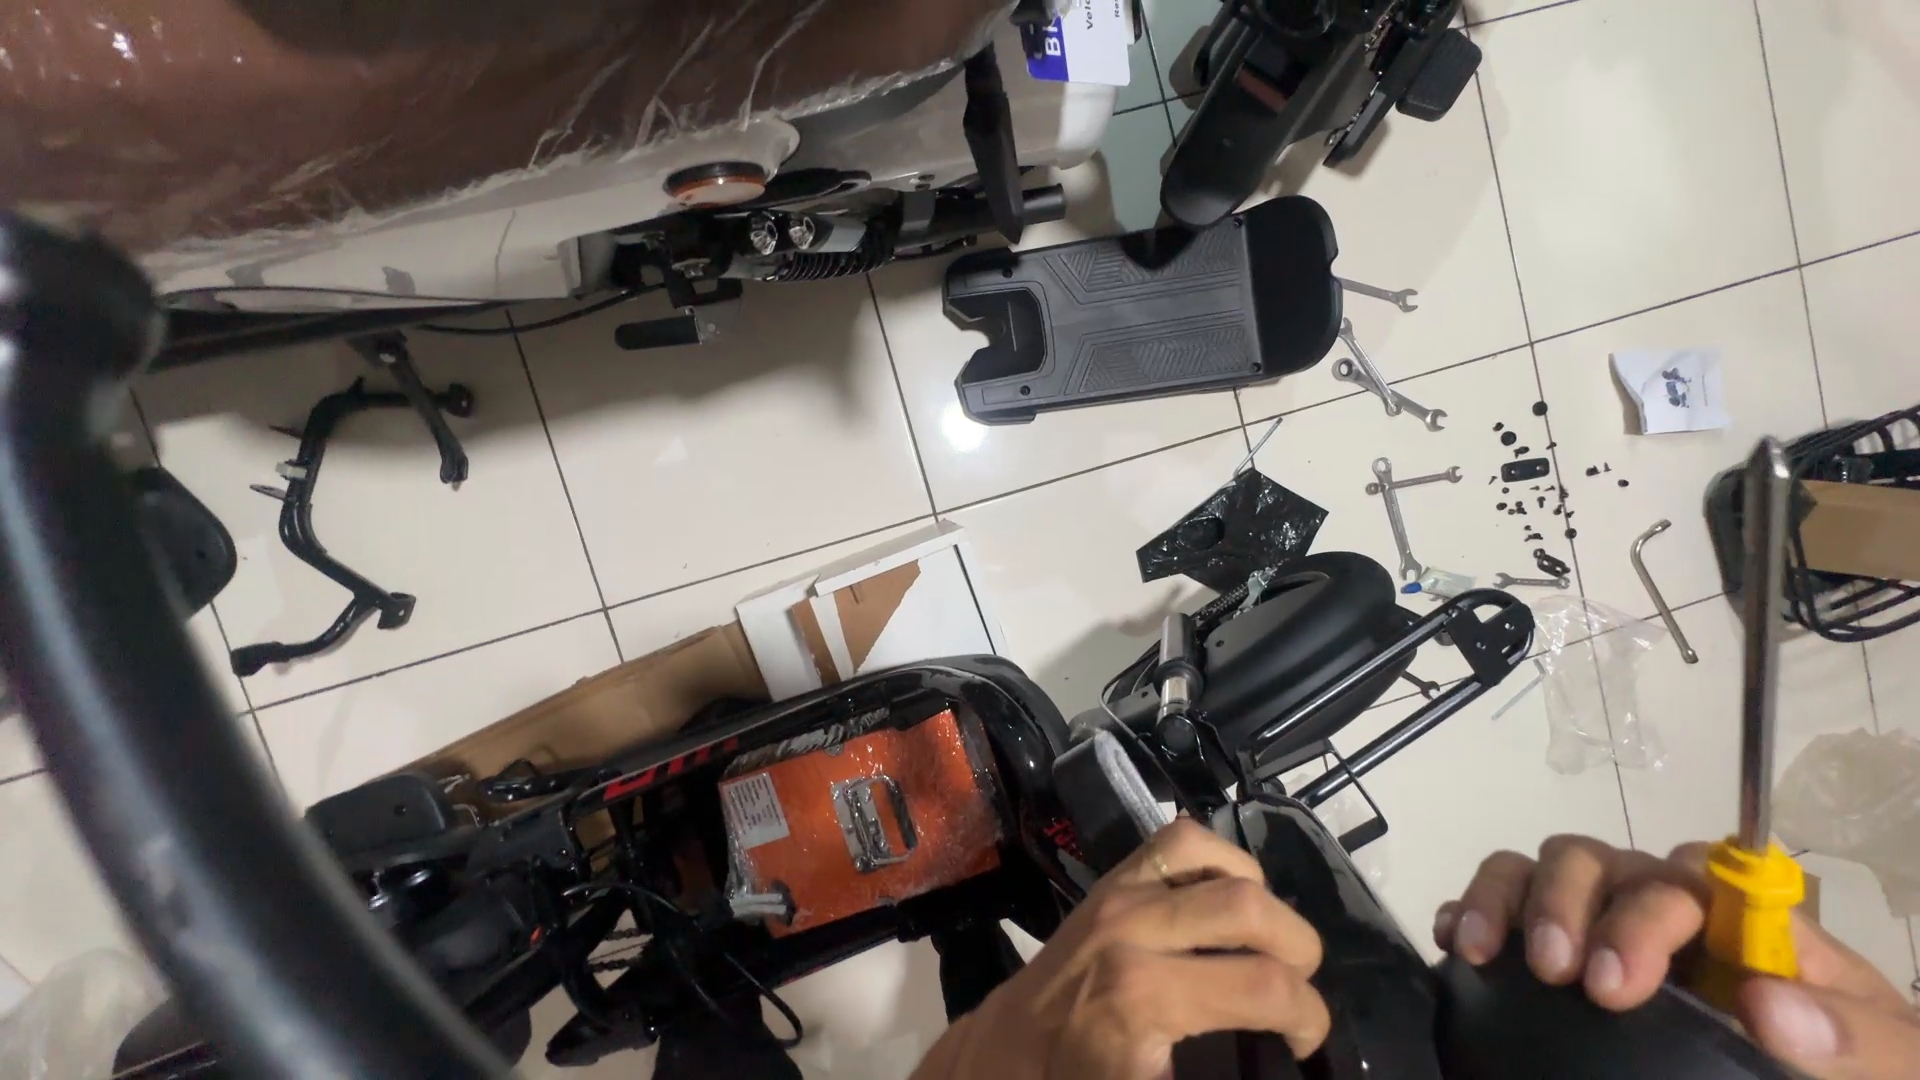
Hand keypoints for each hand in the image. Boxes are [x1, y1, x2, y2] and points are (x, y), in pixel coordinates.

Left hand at [911, 819, 1328, 1079]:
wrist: (1015, 1043)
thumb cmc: (1083, 1075)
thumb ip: (1219, 1063)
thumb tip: (1282, 1058)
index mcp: (1143, 996)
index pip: (1261, 987)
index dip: (1309, 1017)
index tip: (1307, 1041)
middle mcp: (1133, 928)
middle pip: (1245, 907)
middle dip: (1297, 947)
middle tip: (1299, 986)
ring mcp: (1120, 891)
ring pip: (1211, 857)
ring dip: (1260, 894)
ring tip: (1269, 937)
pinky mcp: (1113, 876)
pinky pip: (1176, 840)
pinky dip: (1218, 856)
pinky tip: (1230, 892)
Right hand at [1436, 835, 1919, 1079]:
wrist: (1798, 1078)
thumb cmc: (1847, 1064)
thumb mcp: (1890, 1065)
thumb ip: (1855, 1036)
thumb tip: (1770, 1004)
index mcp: (1726, 914)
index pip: (1677, 878)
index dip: (1641, 917)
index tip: (1614, 985)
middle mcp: (1646, 898)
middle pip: (1588, 859)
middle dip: (1561, 906)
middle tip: (1555, 973)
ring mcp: (1588, 917)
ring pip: (1528, 868)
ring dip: (1499, 900)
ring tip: (1482, 950)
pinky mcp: (1540, 942)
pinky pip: (1491, 902)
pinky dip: (1468, 911)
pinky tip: (1456, 941)